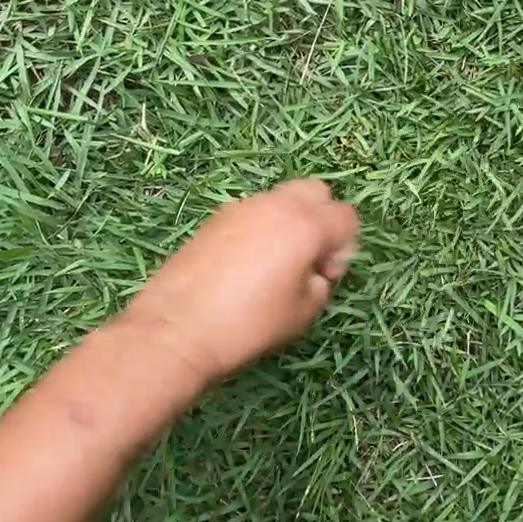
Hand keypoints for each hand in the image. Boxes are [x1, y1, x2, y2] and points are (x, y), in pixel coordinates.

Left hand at [119, 179, 359, 382]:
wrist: (176, 330)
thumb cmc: (247, 325)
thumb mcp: (302, 313)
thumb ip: (321, 282)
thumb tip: (316, 270)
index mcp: (306, 225)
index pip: (347, 217)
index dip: (345, 247)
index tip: (326, 275)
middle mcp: (278, 205)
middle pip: (318, 192)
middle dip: (323, 219)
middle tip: (309, 257)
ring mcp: (244, 206)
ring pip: (284, 198)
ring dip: (292, 220)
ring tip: (277, 261)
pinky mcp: (217, 216)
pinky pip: (255, 210)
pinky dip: (263, 226)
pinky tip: (246, 263)